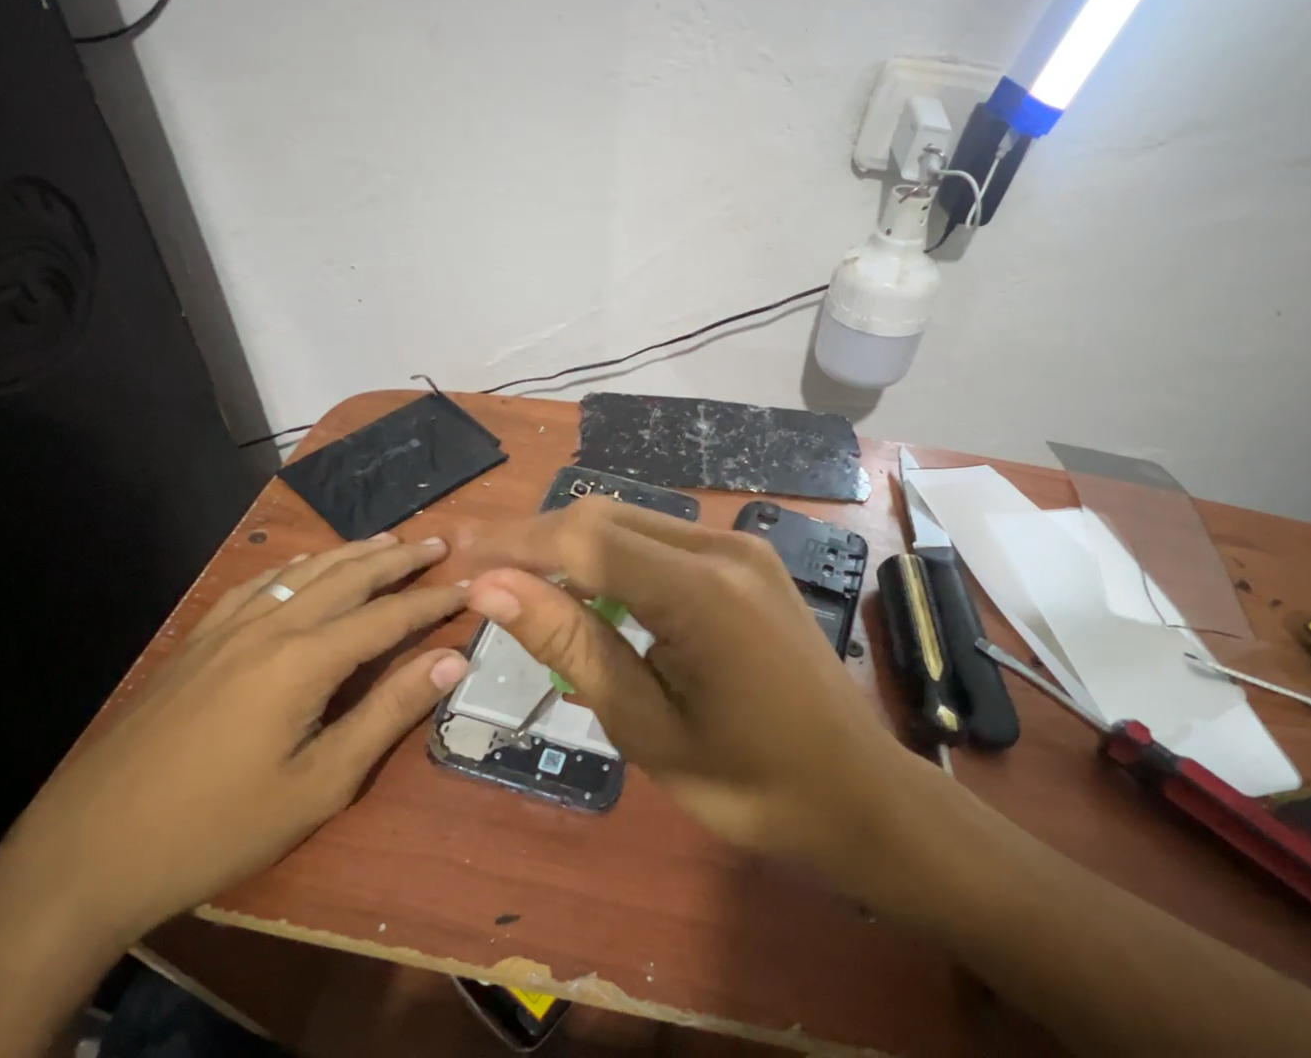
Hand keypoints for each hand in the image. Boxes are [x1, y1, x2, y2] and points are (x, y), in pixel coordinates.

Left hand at [0, 533, 467, 1057]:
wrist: (89, 851)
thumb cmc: (220, 828)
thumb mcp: (320, 784)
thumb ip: (387, 714)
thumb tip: (452, 660)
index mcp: (303, 661)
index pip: (387, 617)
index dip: (433, 601)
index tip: (473, 585)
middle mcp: (266, 629)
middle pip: (345, 579)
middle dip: (396, 561)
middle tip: (439, 545)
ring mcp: (223, 632)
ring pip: (299, 575)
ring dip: (349, 555)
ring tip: (387, 541)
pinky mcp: (194, 645)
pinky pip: (255, 587)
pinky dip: (292, 570)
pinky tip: (300, 569)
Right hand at [462, 498, 908, 871]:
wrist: (854, 792)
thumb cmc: (748, 784)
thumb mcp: (646, 725)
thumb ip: (572, 645)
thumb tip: (493, 588)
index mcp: (701, 592)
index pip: (584, 540)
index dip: (513, 544)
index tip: (455, 558)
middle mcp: (725, 548)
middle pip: (607, 517)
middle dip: (536, 540)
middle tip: (480, 578)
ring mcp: (745, 550)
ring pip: (635, 523)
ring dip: (575, 548)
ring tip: (524, 591)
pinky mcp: (752, 563)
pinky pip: (666, 543)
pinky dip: (617, 561)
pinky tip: (593, 597)